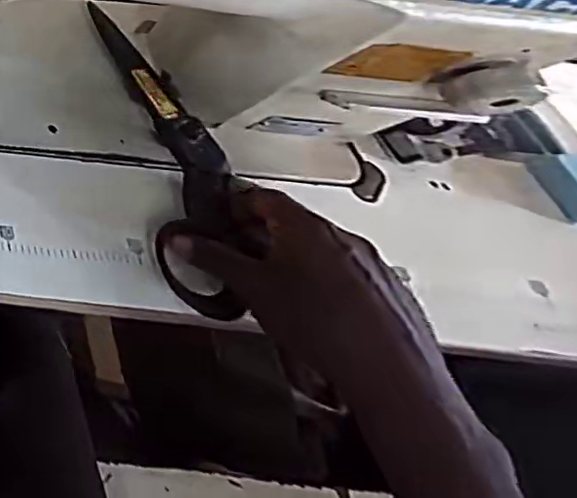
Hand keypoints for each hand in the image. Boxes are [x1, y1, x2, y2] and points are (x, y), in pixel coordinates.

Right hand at [168, 188, 445, 398]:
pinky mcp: (391, 298)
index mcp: (308, 228)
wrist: (391, 381)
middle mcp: (345, 241)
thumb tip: (185, 242)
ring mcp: (373, 269)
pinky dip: (321, 283)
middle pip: (292, 222)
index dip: (235, 203)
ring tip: (271, 285)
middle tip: (238, 249)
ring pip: (320, 250)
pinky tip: (309, 311)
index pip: (263, 196)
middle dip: (260, 233)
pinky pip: (346, 276)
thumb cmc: (328, 330)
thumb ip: (212, 257)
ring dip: (291, 259)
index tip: (222, 215)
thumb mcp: (250, 287)